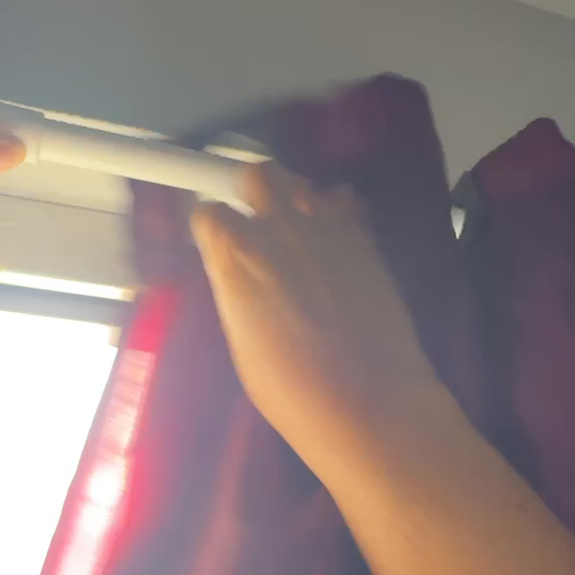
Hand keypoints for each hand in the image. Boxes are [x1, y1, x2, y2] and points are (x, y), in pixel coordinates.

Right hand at [191, 165, 454, 472]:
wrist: (366, 399)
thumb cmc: (290, 389)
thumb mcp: (240, 341)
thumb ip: (237, 291)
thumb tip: (239, 274)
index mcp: (234, 255)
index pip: (208, 212)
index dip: (211, 227)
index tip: (215, 241)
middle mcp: (277, 227)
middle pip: (257, 174)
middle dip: (251, 191)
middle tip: (255, 220)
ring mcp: (326, 226)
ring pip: (301, 181)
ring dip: (292, 198)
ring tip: (296, 228)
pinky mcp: (365, 237)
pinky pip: (344, 201)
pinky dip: (334, 212)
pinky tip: (334, 240)